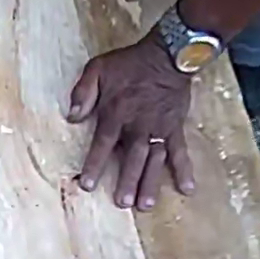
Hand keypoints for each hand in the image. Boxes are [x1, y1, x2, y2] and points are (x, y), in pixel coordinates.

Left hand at [67, 36, 196, 210]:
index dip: (95, 165)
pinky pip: (180, 151)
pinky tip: (187, 188)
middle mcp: (137, 126)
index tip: (88, 185)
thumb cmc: (130, 63)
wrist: (168, 53)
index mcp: (116, 114)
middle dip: (127, 181)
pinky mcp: (175, 129)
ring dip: (150, 183)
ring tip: (145, 205)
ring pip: (153, 160)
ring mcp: (158, 129)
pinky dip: (184, 169)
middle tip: (123, 202)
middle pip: (131, 158)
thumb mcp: (98, 68)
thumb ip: (83, 92)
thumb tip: (72, 117)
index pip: (103, 144)